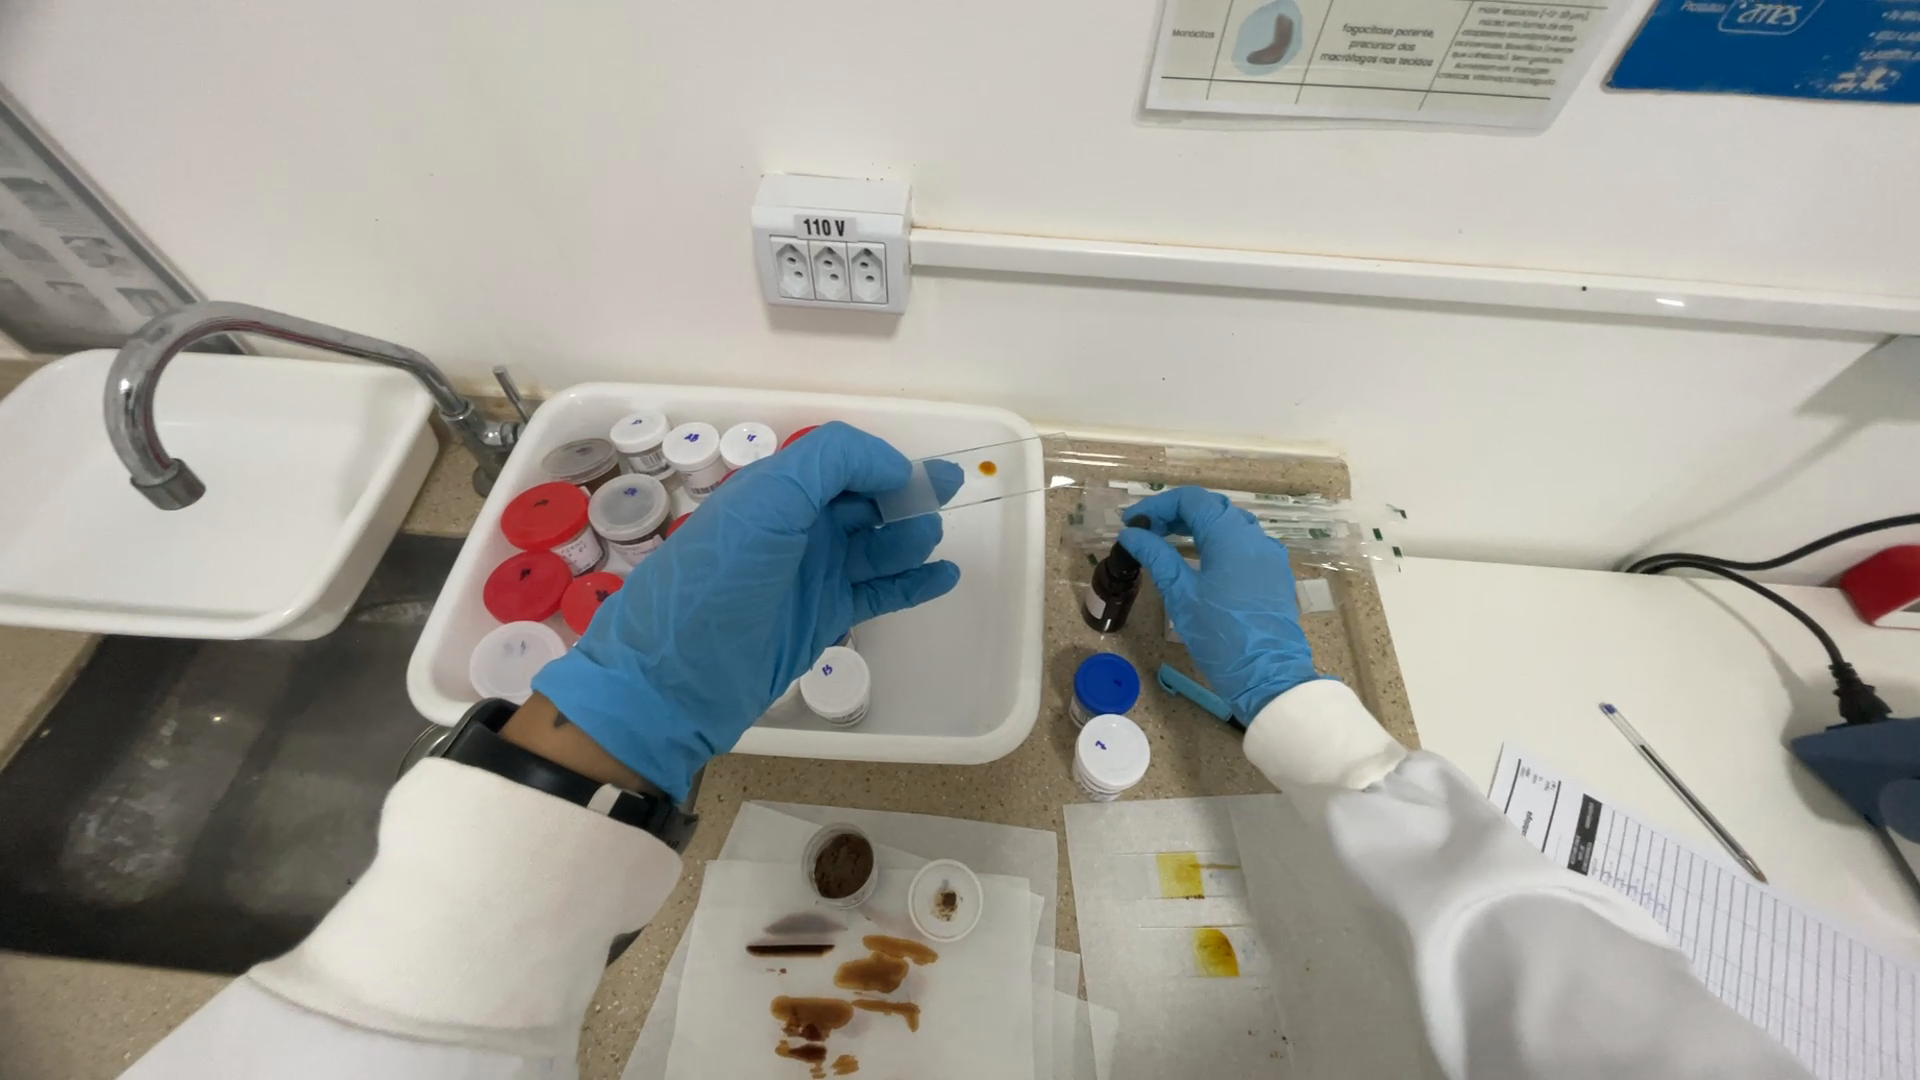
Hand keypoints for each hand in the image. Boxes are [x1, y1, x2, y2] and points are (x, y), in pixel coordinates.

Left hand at [529, 422, 960, 799]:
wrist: (677, 679)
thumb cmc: (720, 578)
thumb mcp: (766, 501)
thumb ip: (831, 463)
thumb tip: (894, 467)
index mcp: (777, 491)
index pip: (840, 462)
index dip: (878, 462)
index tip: (910, 477)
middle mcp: (798, 527)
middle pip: (864, 500)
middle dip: (905, 492)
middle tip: (949, 489)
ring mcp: (814, 574)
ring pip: (877, 546)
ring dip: (909, 536)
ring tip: (930, 537)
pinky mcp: (827, 616)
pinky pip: (880, 592)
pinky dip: (914, 582)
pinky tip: (945, 576)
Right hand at [1117, 486, 1321, 721]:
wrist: (1268, 677)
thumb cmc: (1220, 636)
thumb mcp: (1180, 594)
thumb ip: (1156, 557)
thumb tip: (1131, 534)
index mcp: (1231, 537)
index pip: (1192, 500)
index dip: (1157, 506)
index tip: (1133, 523)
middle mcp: (1255, 537)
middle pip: (1211, 507)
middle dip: (1175, 514)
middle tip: (1146, 531)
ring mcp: (1269, 555)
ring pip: (1229, 524)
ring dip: (1196, 526)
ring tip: (1167, 543)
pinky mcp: (1274, 574)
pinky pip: (1243, 544)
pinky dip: (1216, 542)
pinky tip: (1199, 561)